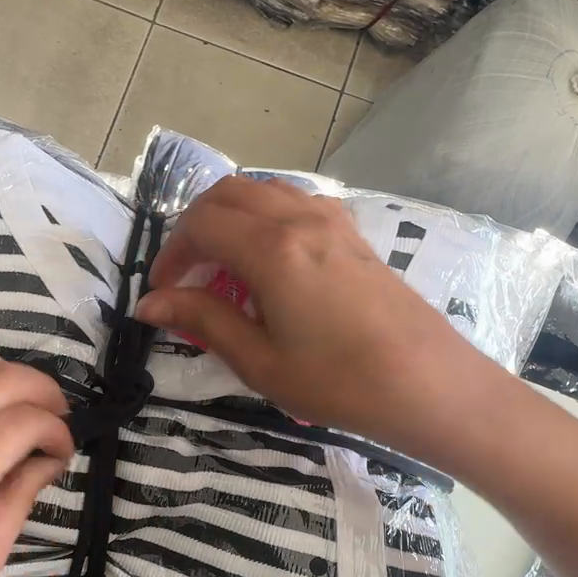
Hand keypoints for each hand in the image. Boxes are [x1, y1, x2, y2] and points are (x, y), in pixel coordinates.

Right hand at [134, 176, 508, 461]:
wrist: (429, 385)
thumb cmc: (337, 382)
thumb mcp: (258, 360)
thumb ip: (202, 320)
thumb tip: (149, 303)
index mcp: (271, 249)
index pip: (200, 224)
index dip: (171, 254)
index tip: (161, 293)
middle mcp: (299, 219)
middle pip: (228, 193)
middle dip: (194, 228)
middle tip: (185, 276)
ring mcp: (332, 221)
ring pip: (263, 191)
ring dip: (229, 218)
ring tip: (222, 268)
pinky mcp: (353, 234)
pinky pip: (294, 203)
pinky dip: (264, 218)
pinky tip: (266, 263)